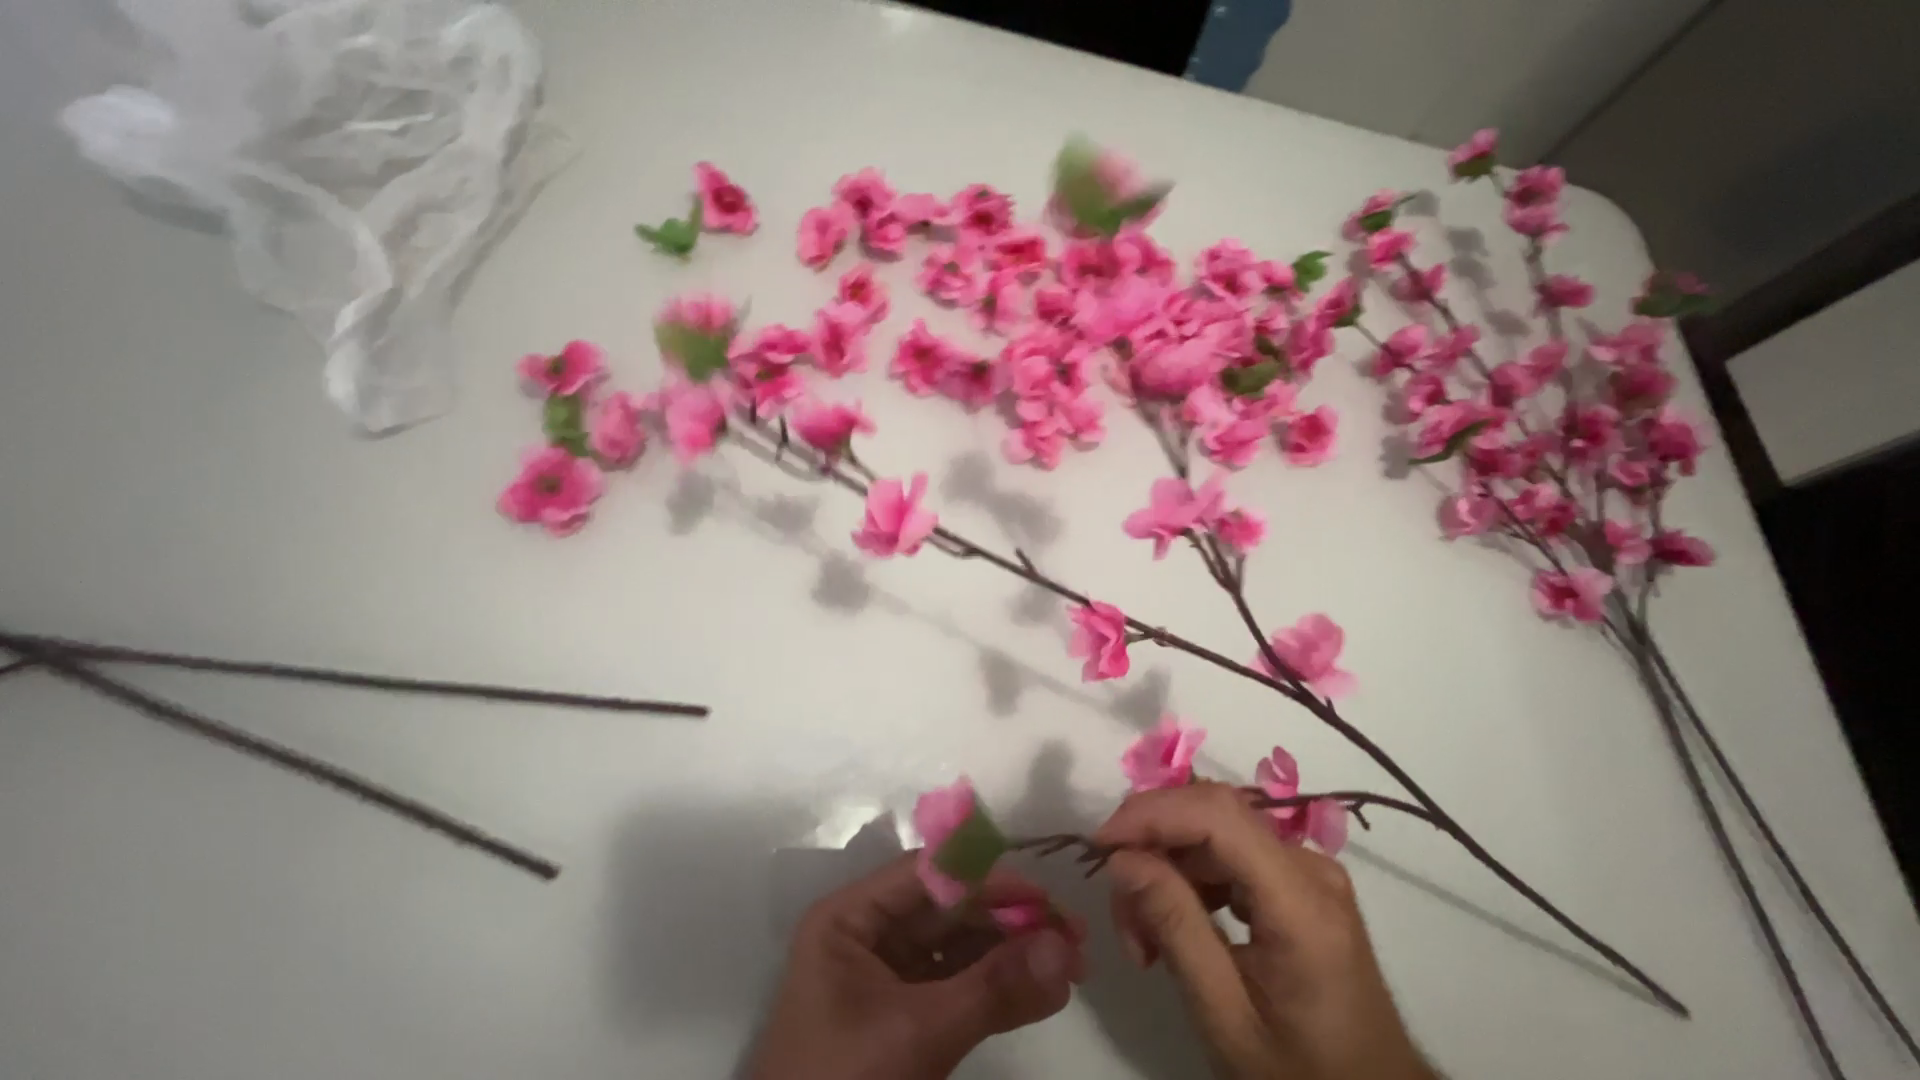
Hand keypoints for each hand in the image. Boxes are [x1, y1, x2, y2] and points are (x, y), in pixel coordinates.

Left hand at [746, 854, 1087, 1079]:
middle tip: (1075, 935)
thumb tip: (1065, 949)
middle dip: (1011, 920)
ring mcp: (888, 978)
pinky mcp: (906, 1017)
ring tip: (1074, 963)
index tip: (1047, 895)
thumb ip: (992, 990)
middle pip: (949, 910)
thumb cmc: (842, 1079)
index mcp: (850, 919)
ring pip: (960, 949)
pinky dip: (1000, 989)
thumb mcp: (916, 1033)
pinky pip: (959, 987)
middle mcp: (869, 936)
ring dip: (1013, 955)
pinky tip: (1044, 990)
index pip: (927, 875)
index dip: (987, 878)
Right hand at [1097, 783, 1435, 1079]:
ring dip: (1165, 869)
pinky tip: (1172, 927)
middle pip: (1212, 816)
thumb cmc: (1298, 1071)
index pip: (1219, 817)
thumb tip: (1122, 859)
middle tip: (1121, 914)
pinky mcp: (1298, 882)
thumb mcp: (1224, 1015)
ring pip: (1213, 833)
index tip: (1098, 846)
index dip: (1152, 814)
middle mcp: (1311, 868)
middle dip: (1151, 846)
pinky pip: (1228, 855)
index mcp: (1302, 904)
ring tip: (1142, 939)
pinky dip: (1188, 880)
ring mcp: (1307, 872)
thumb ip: (1174, 928)